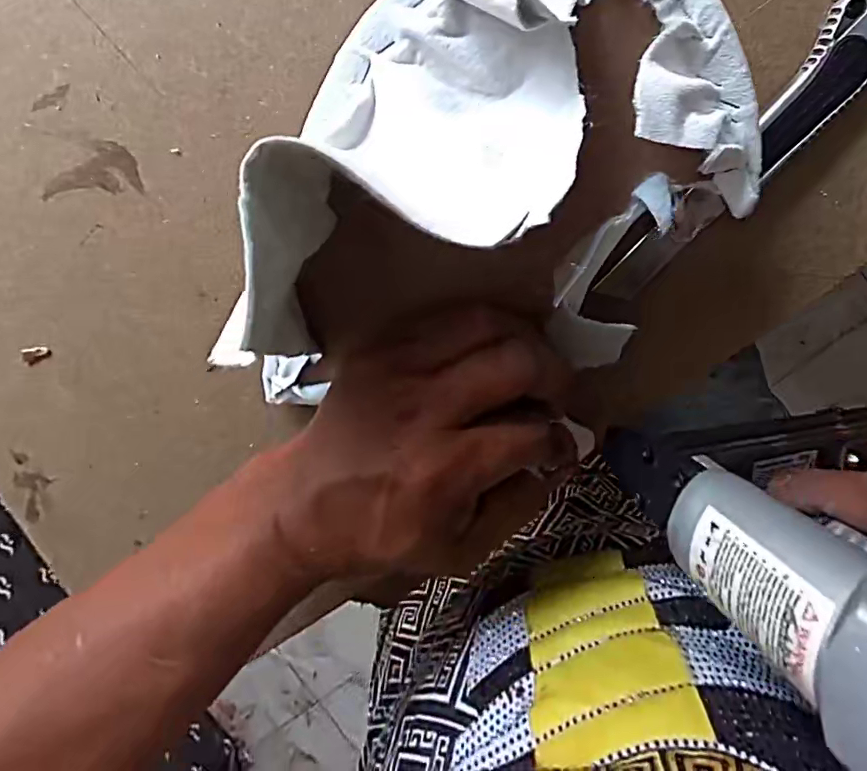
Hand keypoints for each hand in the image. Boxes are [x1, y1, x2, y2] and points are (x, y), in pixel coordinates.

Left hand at [257, 305, 580, 581]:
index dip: (560, 439)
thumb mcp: (456, 550)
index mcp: (443, 468)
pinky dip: (484, 326)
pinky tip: (492, 347)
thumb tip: (556, 460)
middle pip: (517, 363)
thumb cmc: (380, 532)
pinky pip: (450, 316)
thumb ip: (516, 506)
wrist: (303, 499)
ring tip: (533, 363)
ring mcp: (401, 367)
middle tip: (558, 396)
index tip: (563, 444)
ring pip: (487, 324)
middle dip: (556, 377)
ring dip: (525, 340)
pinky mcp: (383, 346)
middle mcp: (425, 408)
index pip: (530, 434)